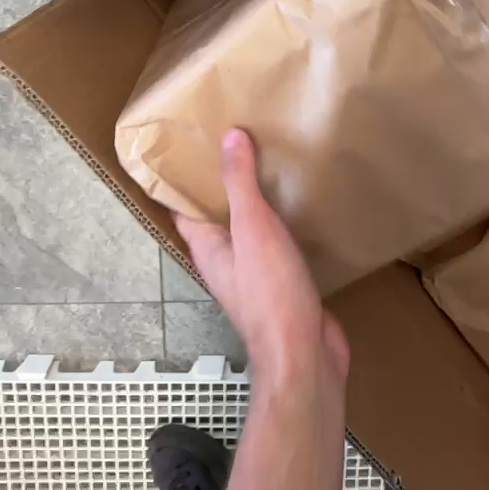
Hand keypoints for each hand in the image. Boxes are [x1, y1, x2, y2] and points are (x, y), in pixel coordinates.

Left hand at [174, 129, 349, 389]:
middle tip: (240, 143)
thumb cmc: (270, 293)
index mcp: (208, 249)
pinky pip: (280, 243)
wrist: (305, 353)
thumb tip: (229, 137)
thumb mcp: (252, 228)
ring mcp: (257, 274)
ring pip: (251, 229)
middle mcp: (227, 261)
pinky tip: (302, 205)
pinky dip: (285, 221)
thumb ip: (241, 183)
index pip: (184, 208)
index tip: (190, 143)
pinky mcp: (286, 282)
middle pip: (218, 215)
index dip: (183, 178)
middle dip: (225, 183)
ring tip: (272, 164)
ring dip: (258, 202)